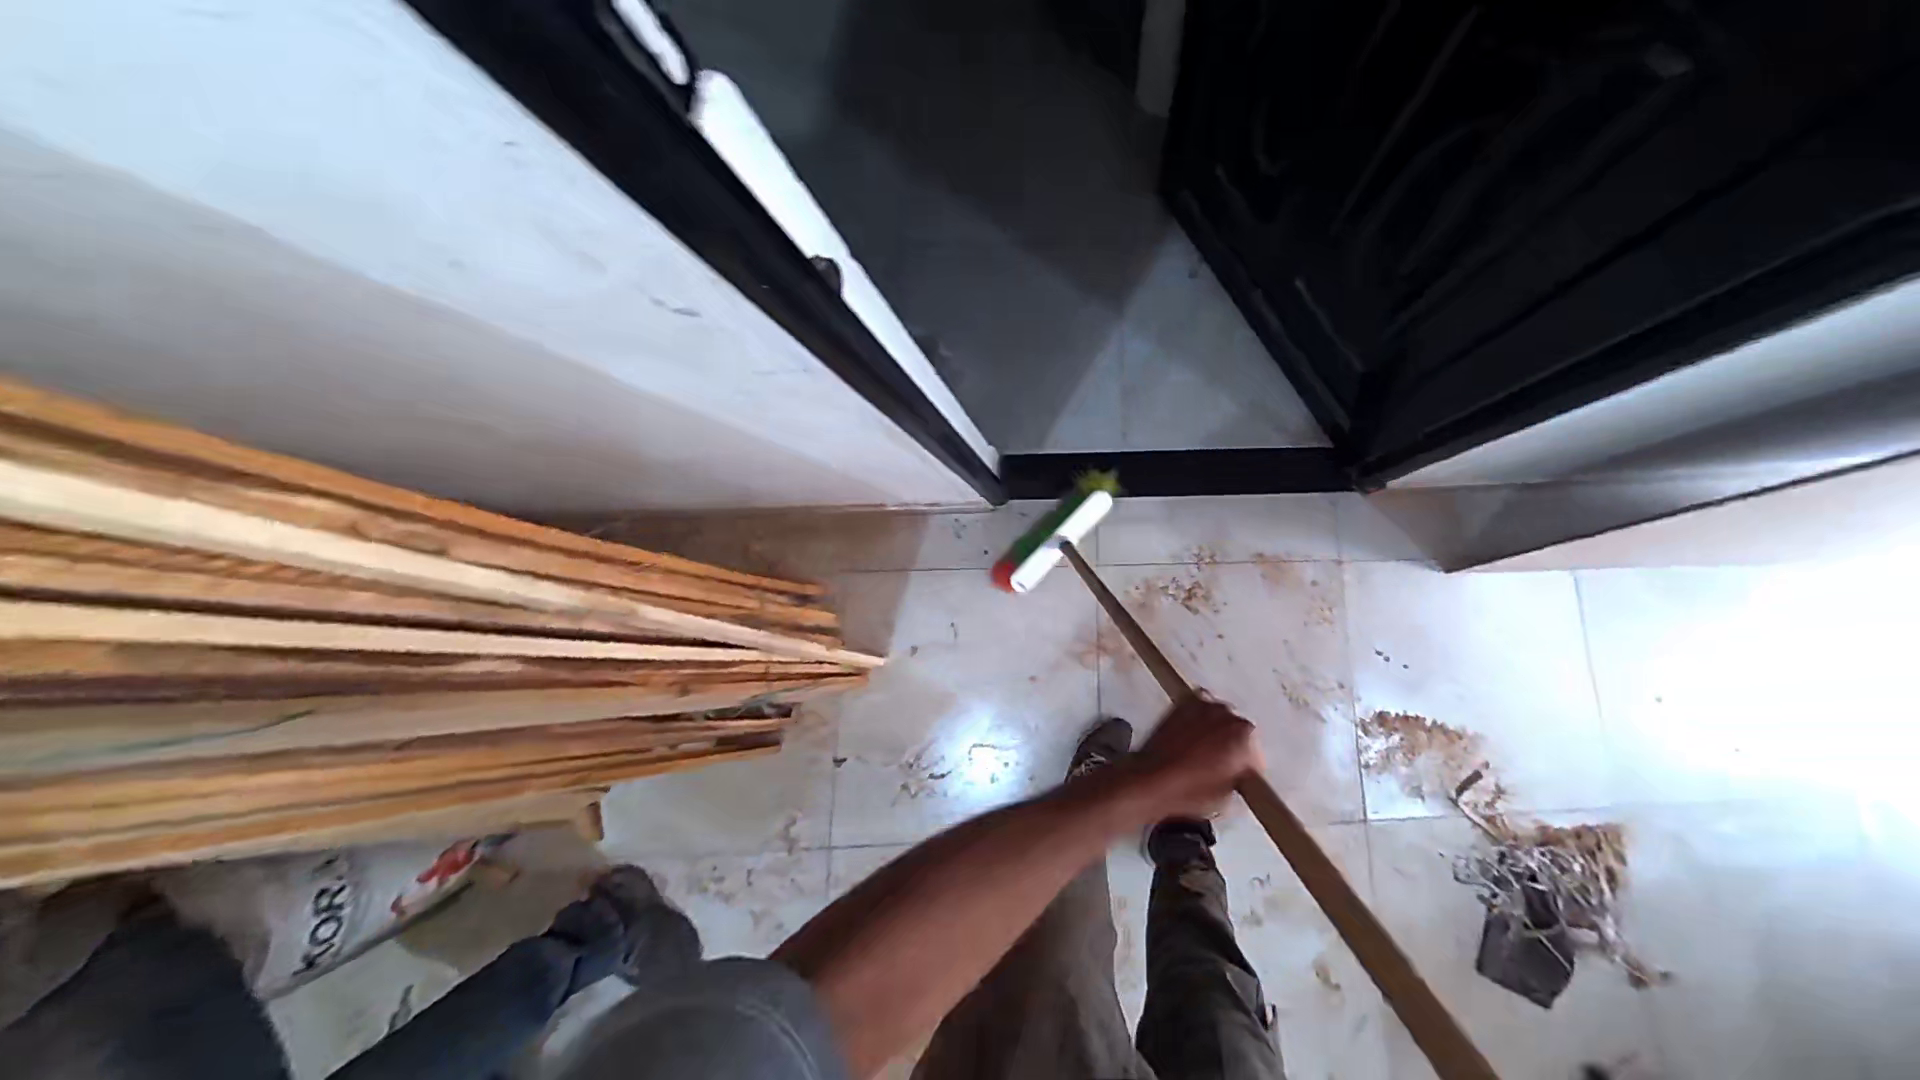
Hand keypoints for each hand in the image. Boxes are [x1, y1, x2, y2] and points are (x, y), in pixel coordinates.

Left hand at [1129, 691, 1262, 819]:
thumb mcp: (1229, 795)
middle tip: (1218, 764)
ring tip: (1200, 750)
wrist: (1151, 778)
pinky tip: (1189, 734)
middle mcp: (1228, 713)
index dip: (1247, 769)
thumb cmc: (1191, 791)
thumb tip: (1239, 771)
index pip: (1256, 754)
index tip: (1238, 778)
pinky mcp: (1182, 702)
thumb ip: (1241, 775)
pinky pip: (1199, 707)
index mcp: (1246, 737)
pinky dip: (1198, 718)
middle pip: (1238, 731)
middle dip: (1232, 745)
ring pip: (1219, 717)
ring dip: (1215, 730)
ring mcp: (1203, 704)